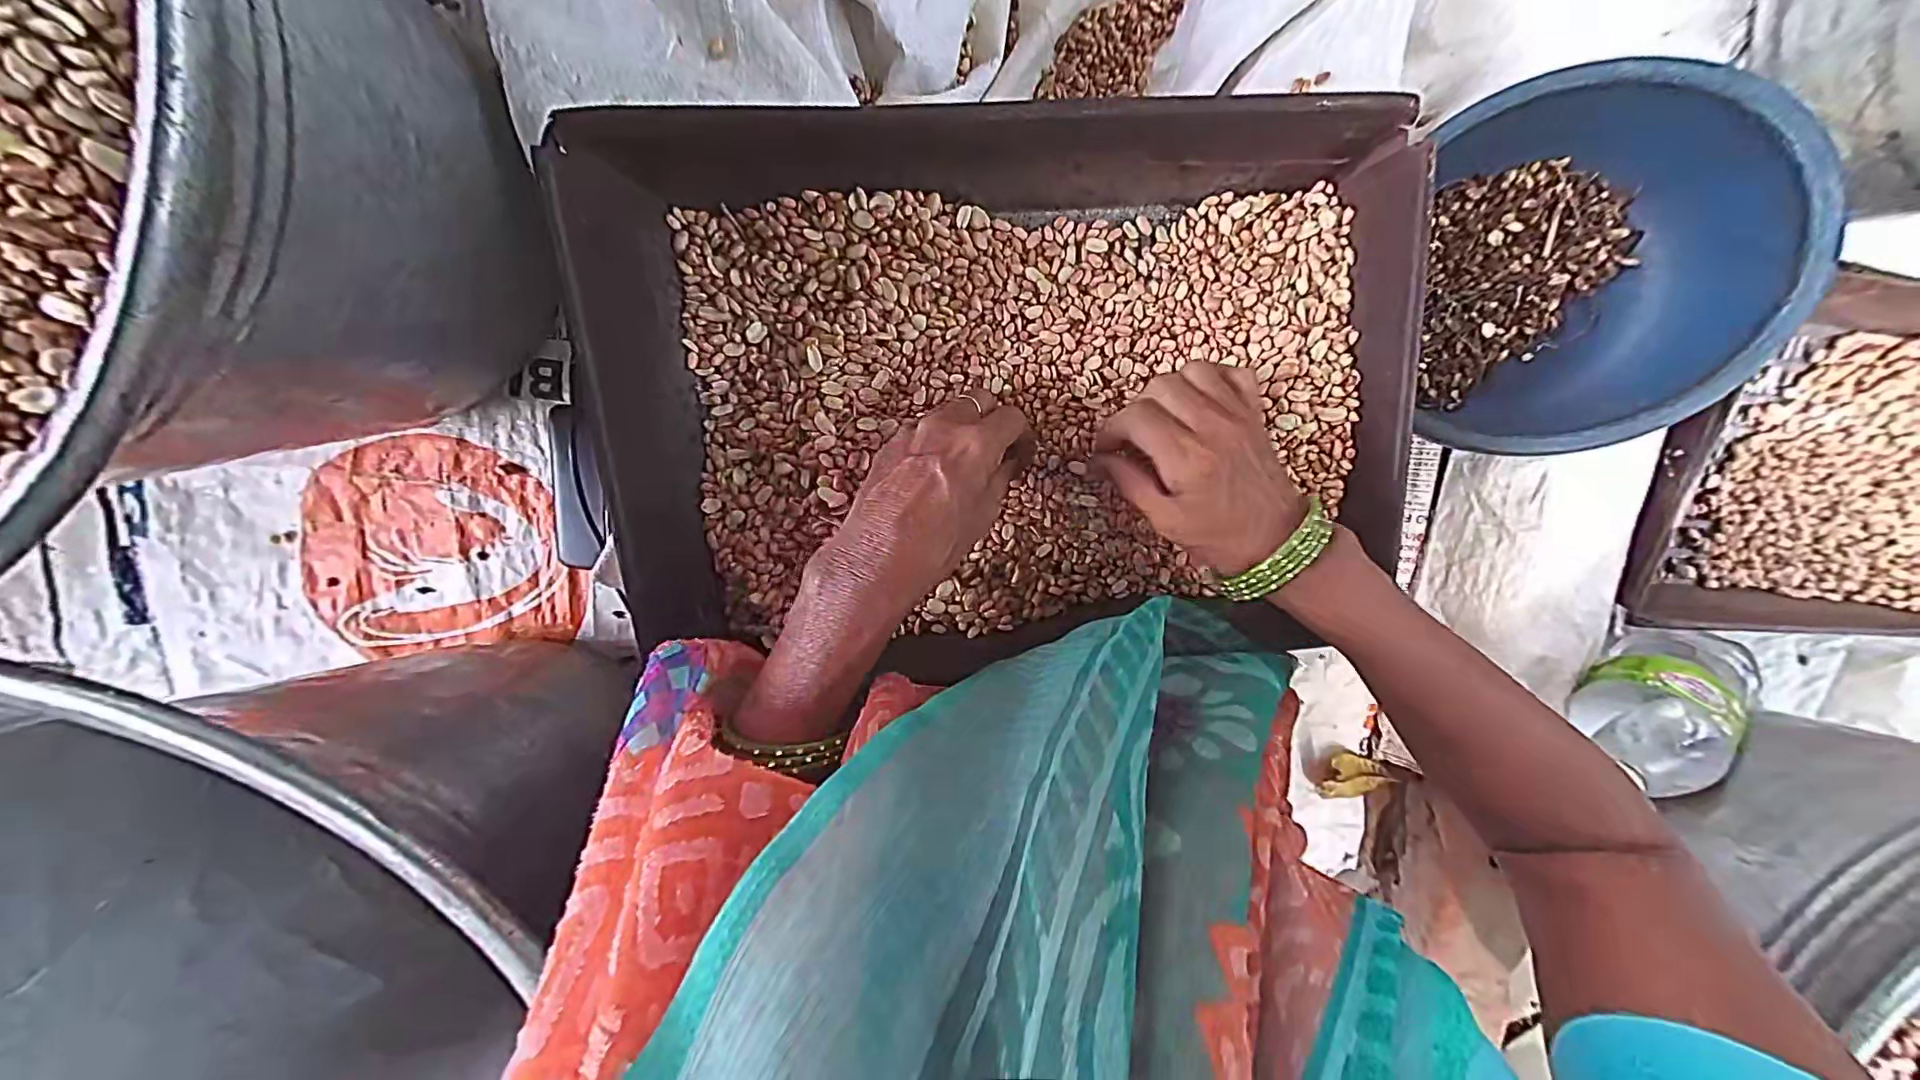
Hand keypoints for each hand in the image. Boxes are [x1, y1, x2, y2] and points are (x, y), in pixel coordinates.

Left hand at [810, 389, 1034, 622]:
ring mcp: (913, 433)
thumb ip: (999, 478)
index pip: (1011, 417)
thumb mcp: (983, 515)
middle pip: (979, 399)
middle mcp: (943, 428)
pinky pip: (920, 432)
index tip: (1020, 448)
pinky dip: (933, 443)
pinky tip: (933, 472)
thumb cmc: (929, 545)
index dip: (1021, 434)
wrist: (878, 558)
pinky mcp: (890, 444)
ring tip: (964, 462)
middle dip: (992, 419)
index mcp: (976, 443)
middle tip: (997, 446)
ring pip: (947, 413)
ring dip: (961, 429)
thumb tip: (1005, 465)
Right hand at [1092, 362, 1307, 575]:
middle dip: (1135, 408)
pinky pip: (1230, 372)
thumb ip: (1130, 484)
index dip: (1111, 429)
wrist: (1276, 540)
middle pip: (1159, 386)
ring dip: (1169, 388)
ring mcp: (1237, 415)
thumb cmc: (1219, 536)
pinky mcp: (1253, 413)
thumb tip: (1102, 460)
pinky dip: (1209, 378)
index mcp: (1186, 458)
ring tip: (1163, 415)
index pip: (1135, 417)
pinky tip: (1197, 401)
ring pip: (1191, 370)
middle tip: (1132, 436)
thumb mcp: (1164, 520)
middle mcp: (1212, 428)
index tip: (1107, 447)